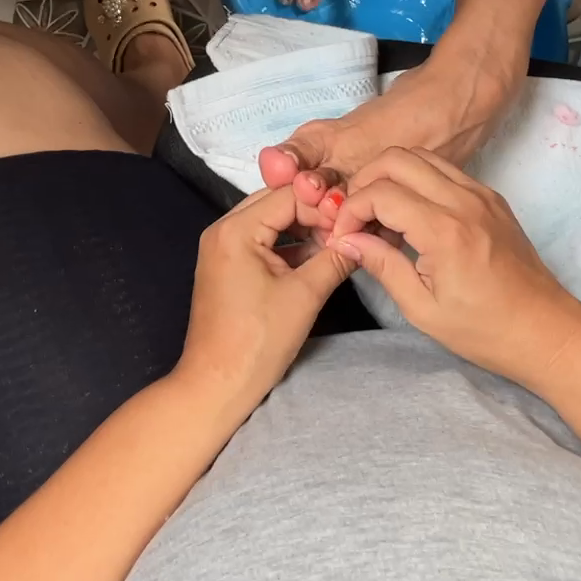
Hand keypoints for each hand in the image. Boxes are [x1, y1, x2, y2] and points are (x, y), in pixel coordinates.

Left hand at [174, 187, 357, 414]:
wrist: (217, 386)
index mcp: (235, 229)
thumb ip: (335, 258)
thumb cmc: (257, 341)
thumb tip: (362, 238)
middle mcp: (223, 229)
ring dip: (304, 228)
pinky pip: (263, 240)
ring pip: (271, 221)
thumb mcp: (304, 295)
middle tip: (348, 229)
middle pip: (278, 202)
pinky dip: (289, 245)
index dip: (325, 205)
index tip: (354, 222)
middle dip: (315, 213)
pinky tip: (318, 256)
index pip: (289, 194)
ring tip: (338, 242)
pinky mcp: (228, 264)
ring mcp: (223, 246)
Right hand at [323, 147, 580, 385]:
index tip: (343, 236)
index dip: (351, 210)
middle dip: (365, 181)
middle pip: (397, 158)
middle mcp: (464, 201)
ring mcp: (481, 194)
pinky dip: (416, 178)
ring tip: (379, 212)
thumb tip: (345, 240)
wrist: (547, 331)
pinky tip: (409, 213)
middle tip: (355, 214)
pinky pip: (444, 169)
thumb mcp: (422, 309)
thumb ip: (382, 266)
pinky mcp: (490, 197)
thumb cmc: (486, 330)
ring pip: (420, 156)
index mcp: (446, 231)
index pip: (381, 193)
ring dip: (390, 175)